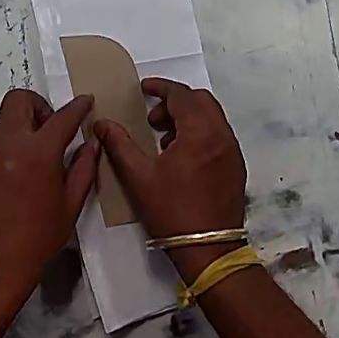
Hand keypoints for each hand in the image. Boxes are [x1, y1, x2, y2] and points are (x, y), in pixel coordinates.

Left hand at [0, 90, 98, 303]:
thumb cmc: (38, 239)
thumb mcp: (71, 205)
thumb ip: (84, 168)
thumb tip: (90, 144)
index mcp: (39, 152)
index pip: (62, 117)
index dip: (77, 106)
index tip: (84, 102)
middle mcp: (8, 145)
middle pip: (19, 100)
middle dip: (38, 107)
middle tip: (49, 130)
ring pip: (1, 124)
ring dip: (19, 129)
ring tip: (31, 158)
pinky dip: (3, 154)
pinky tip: (11, 181)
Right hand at [94, 79, 246, 282]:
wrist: (208, 250)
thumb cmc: (172, 212)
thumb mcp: (139, 177)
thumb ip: (119, 144)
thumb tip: (102, 124)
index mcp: (200, 132)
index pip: (181, 95)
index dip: (160, 87)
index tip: (143, 88)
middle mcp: (222, 135)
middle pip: (200, 101)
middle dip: (174, 102)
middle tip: (152, 119)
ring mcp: (232, 151)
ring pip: (211, 117)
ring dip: (187, 117)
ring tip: (163, 139)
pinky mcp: (236, 166)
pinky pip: (218, 135)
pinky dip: (200, 132)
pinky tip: (181, 155)